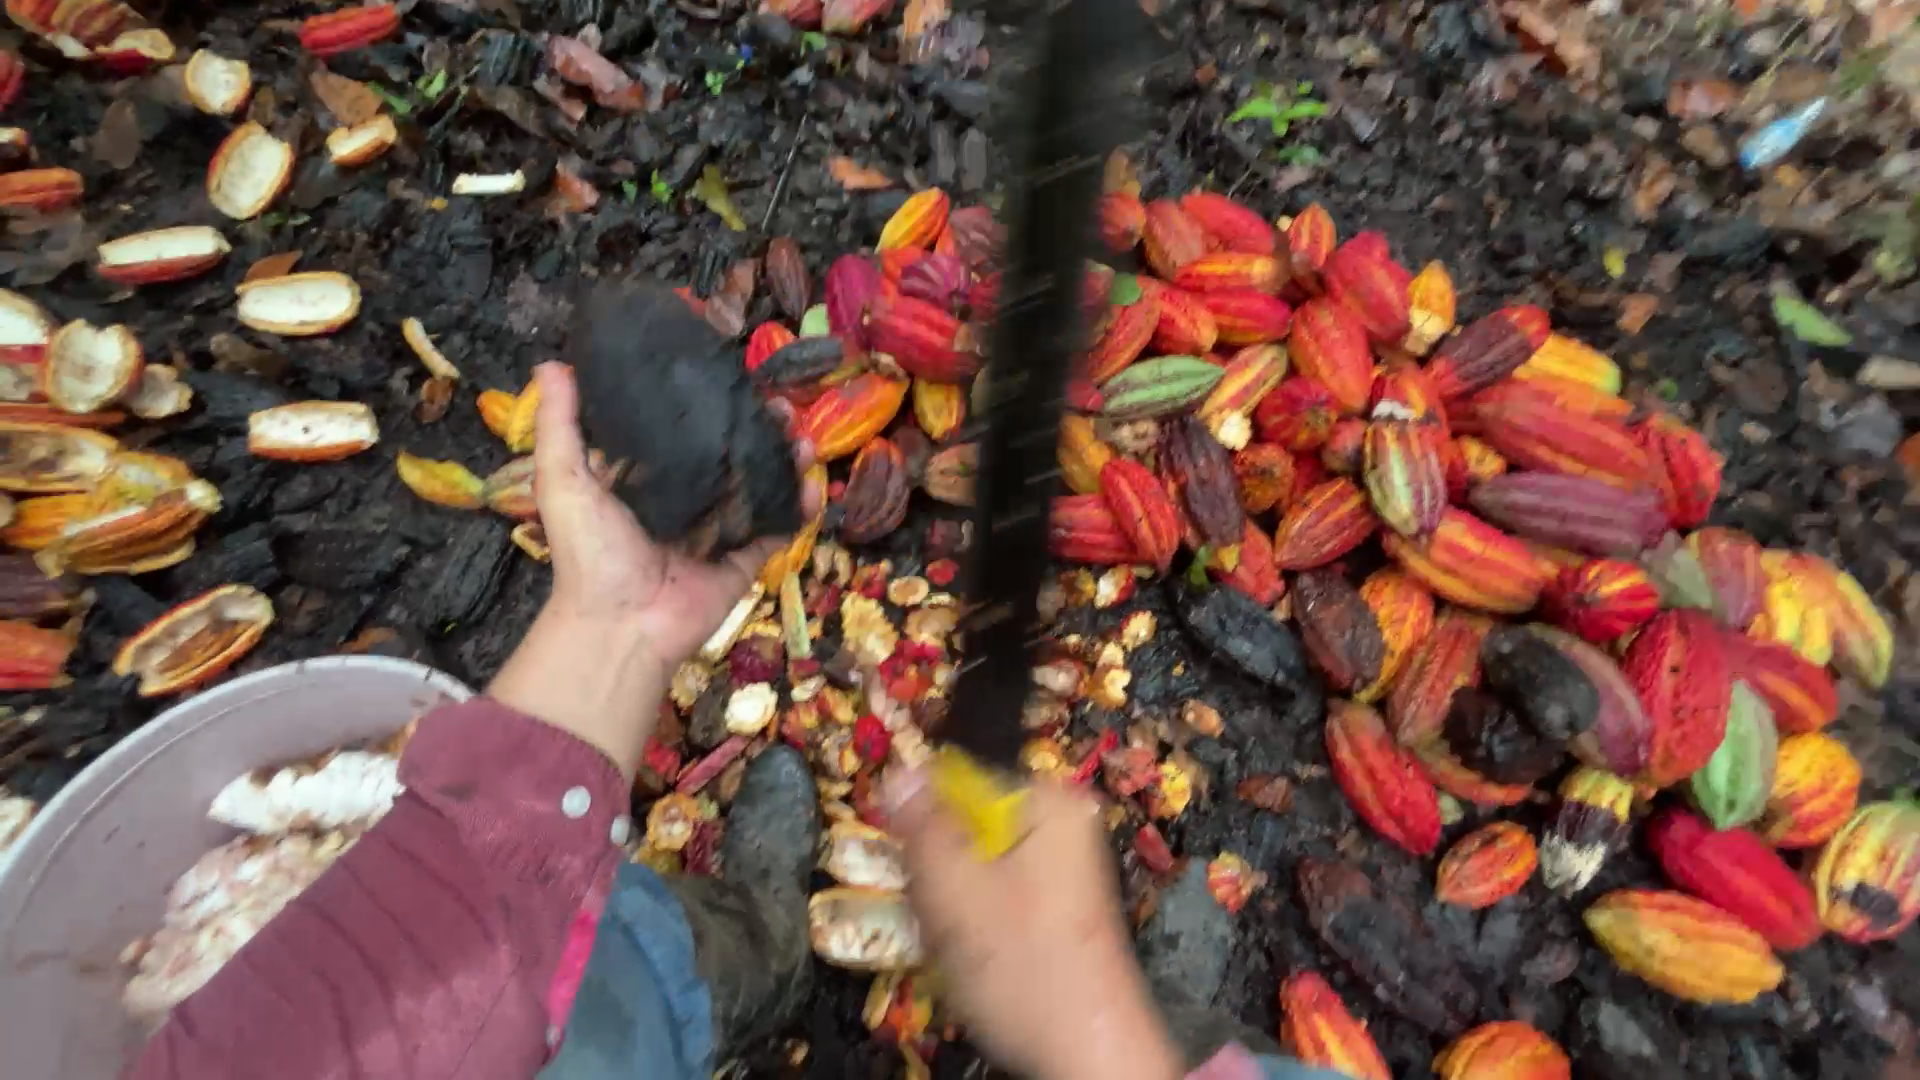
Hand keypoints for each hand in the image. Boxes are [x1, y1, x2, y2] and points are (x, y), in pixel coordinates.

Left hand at [528, 360, 814, 663]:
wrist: (622, 624)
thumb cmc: (591, 553)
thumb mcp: (564, 482)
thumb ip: (560, 426)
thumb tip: (552, 363)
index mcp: (654, 479)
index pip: (691, 432)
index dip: (715, 405)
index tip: (736, 379)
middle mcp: (693, 498)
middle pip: (736, 455)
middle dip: (763, 429)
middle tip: (781, 409)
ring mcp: (725, 528)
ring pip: (764, 485)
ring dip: (788, 461)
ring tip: (803, 439)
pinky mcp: (748, 556)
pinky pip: (780, 527)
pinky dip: (800, 507)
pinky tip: (813, 484)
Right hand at [882, 770, 1184, 1079]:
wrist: (1090, 1059)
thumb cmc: (1024, 967)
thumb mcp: (957, 891)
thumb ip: (922, 826)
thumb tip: (900, 768)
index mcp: (1049, 800)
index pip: (962, 780)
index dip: (928, 822)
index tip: (918, 867)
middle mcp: (1062, 820)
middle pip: (969, 823)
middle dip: (943, 869)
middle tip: (942, 916)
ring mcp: (1064, 861)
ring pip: (977, 861)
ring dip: (954, 900)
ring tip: (962, 944)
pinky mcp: (1058, 900)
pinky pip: (997, 889)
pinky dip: (977, 919)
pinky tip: (980, 956)